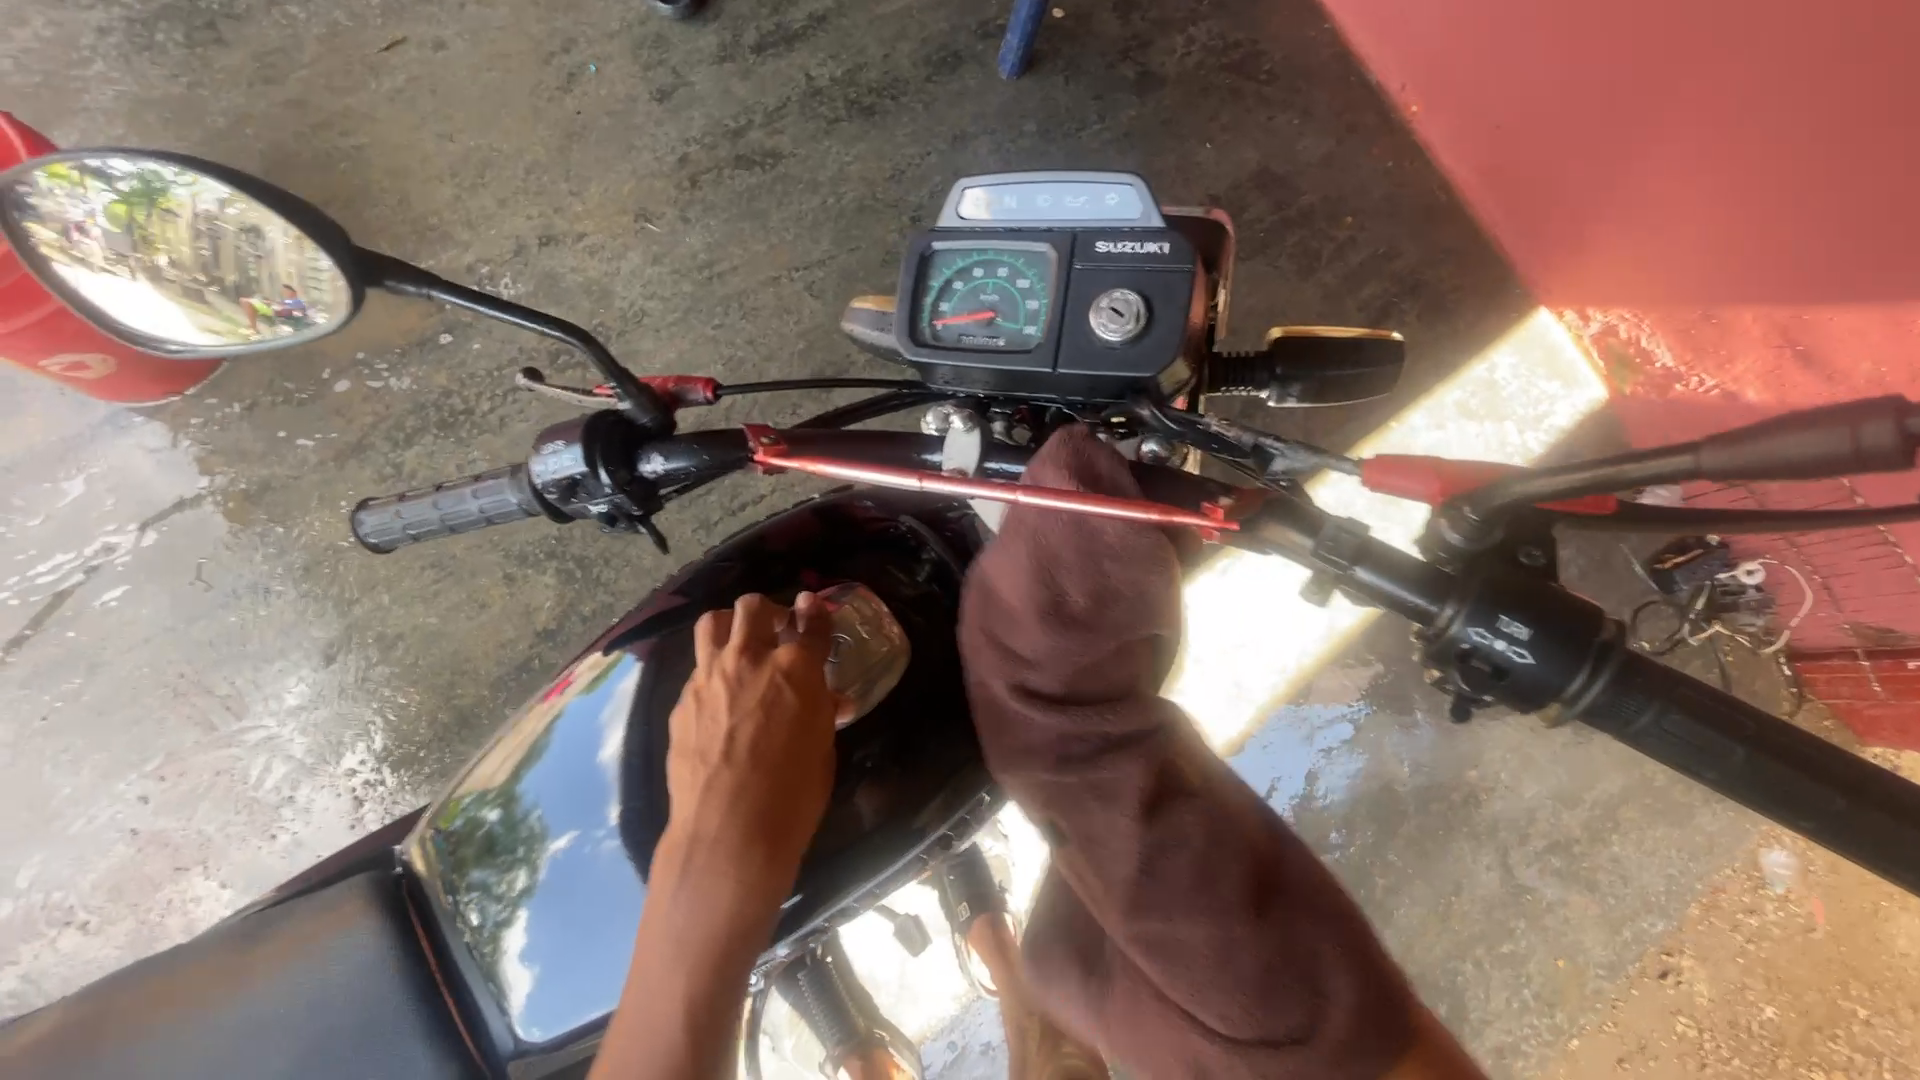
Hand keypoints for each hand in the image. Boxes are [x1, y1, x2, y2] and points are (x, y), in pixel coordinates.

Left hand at [657, 592, 843, 884]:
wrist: (729, 830)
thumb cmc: (793, 794)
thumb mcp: (823, 749)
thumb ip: (821, 712)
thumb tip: (829, 701)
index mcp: (796, 669)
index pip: (812, 624)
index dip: (817, 612)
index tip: (816, 607)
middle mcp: (750, 660)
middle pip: (753, 607)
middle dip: (768, 611)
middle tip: (777, 630)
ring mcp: (709, 678)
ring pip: (713, 623)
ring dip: (730, 625)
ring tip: (739, 644)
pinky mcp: (682, 701)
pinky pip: (697, 670)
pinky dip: (712, 673)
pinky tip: (719, 701)